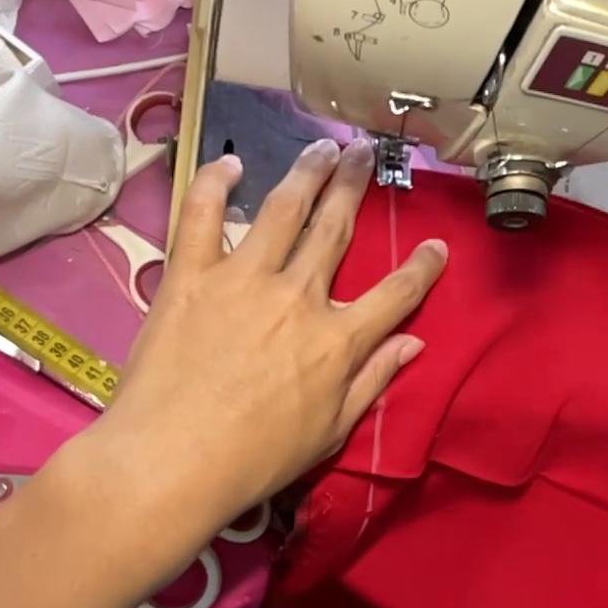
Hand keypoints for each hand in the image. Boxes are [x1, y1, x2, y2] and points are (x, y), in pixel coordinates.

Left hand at [81, 138, 446, 550]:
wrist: (170, 461)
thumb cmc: (257, 458)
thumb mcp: (331, 431)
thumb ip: (373, 381)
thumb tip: (414, 343)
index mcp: (337, 340)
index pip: (396, 295)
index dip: (422, 267)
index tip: (436, 245)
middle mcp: (298, 296)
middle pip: (336, 230)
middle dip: (355, 187)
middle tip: (365, 154)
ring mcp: (242, 279)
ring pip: (284, 210)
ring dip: (306, 172)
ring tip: (321, 145)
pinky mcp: (191, 275)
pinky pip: (201, 216)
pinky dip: (216, 184)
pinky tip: (230, 164)